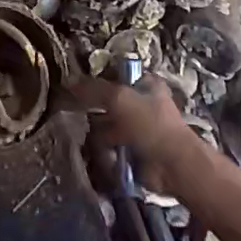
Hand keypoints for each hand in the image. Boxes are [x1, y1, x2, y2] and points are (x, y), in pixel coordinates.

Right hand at [68, 71, 201, 186]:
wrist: (171, 164)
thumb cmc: (150, 123)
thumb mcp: (120, 98)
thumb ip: (94, 89)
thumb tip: (69, 83)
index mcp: (146, 84)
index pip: (116, 76)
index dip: (96, 79)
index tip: (74, 87)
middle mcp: (141, 104)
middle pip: (108, 102)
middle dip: (92, 109)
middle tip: (70, 112)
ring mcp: (136, 129)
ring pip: (106, 126)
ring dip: (95, 132)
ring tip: (79, 134)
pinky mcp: (131, 151)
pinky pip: (109, 147)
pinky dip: (100, 150)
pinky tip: (91, 150)